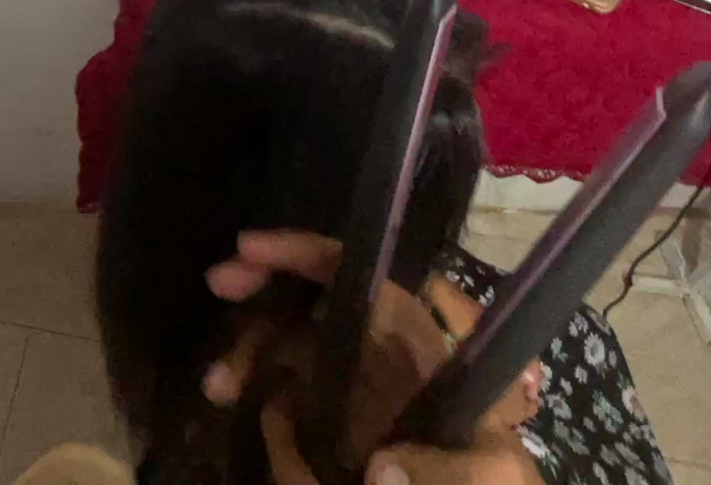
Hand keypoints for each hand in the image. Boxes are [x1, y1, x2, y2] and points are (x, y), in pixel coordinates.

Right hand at [204, 231, 544, 484]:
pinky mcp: (331, 417)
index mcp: (415, 341)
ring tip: (217, 386)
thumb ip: (453, 471)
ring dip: (248, 350)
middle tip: (218, 284)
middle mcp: (377, 349)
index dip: (303, 252)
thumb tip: (378, 469)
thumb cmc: (491, 477)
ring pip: (287, 341)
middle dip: (262, 285)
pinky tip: (239, 406)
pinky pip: (283, 387)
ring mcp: (351, 382)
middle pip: (310, 297)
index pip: (357, 275)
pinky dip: (256, 389)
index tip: (248, 249)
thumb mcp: (493, 476)